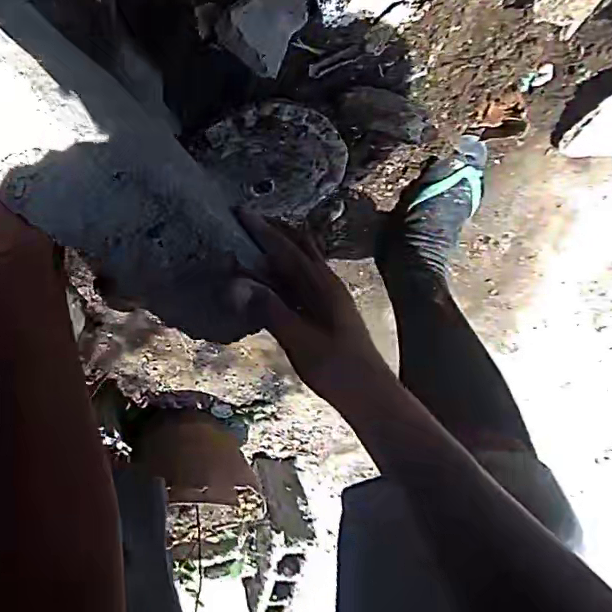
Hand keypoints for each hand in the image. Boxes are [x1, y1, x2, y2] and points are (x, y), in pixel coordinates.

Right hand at [233, 210, 389, 409]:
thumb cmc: (338, 369)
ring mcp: (328, 299)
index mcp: (323, 286)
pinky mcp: (325, 314)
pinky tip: (267, 280)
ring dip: (275, 253)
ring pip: (298, 265)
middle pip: (296, 249)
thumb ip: (269, 309)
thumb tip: (238, 282)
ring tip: (250, 245)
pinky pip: (298, 283)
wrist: (373, 399)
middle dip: (271, 234)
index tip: (241, 212)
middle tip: (244, 222)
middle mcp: (327, 285)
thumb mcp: (299, 340)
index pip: (286, 249)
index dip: (262, 230)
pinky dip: (280, 274)